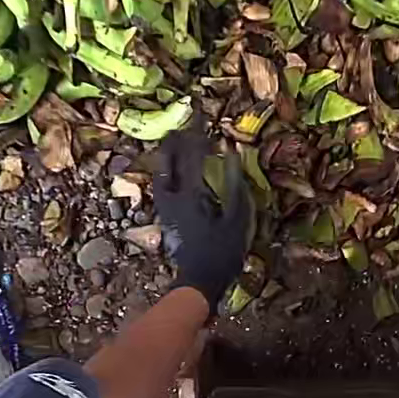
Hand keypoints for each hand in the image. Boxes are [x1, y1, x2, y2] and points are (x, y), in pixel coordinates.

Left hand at [153, 125, 249, 311]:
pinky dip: (167, 172)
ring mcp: (166, 207)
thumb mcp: (236, 219)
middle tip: (183, 125)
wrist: (198, 281)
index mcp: (191, 193)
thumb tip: (232, 155)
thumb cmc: (222, 252)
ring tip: (175, 143)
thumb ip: (234, 186)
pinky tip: (173, 172)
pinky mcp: (166, 217)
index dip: (196, 134)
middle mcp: (172, 196)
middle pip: (169, 160)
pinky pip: (162, 185)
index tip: (201, 116)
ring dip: (168, 156)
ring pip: (162, 173)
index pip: (192, 155)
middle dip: (176, 141)